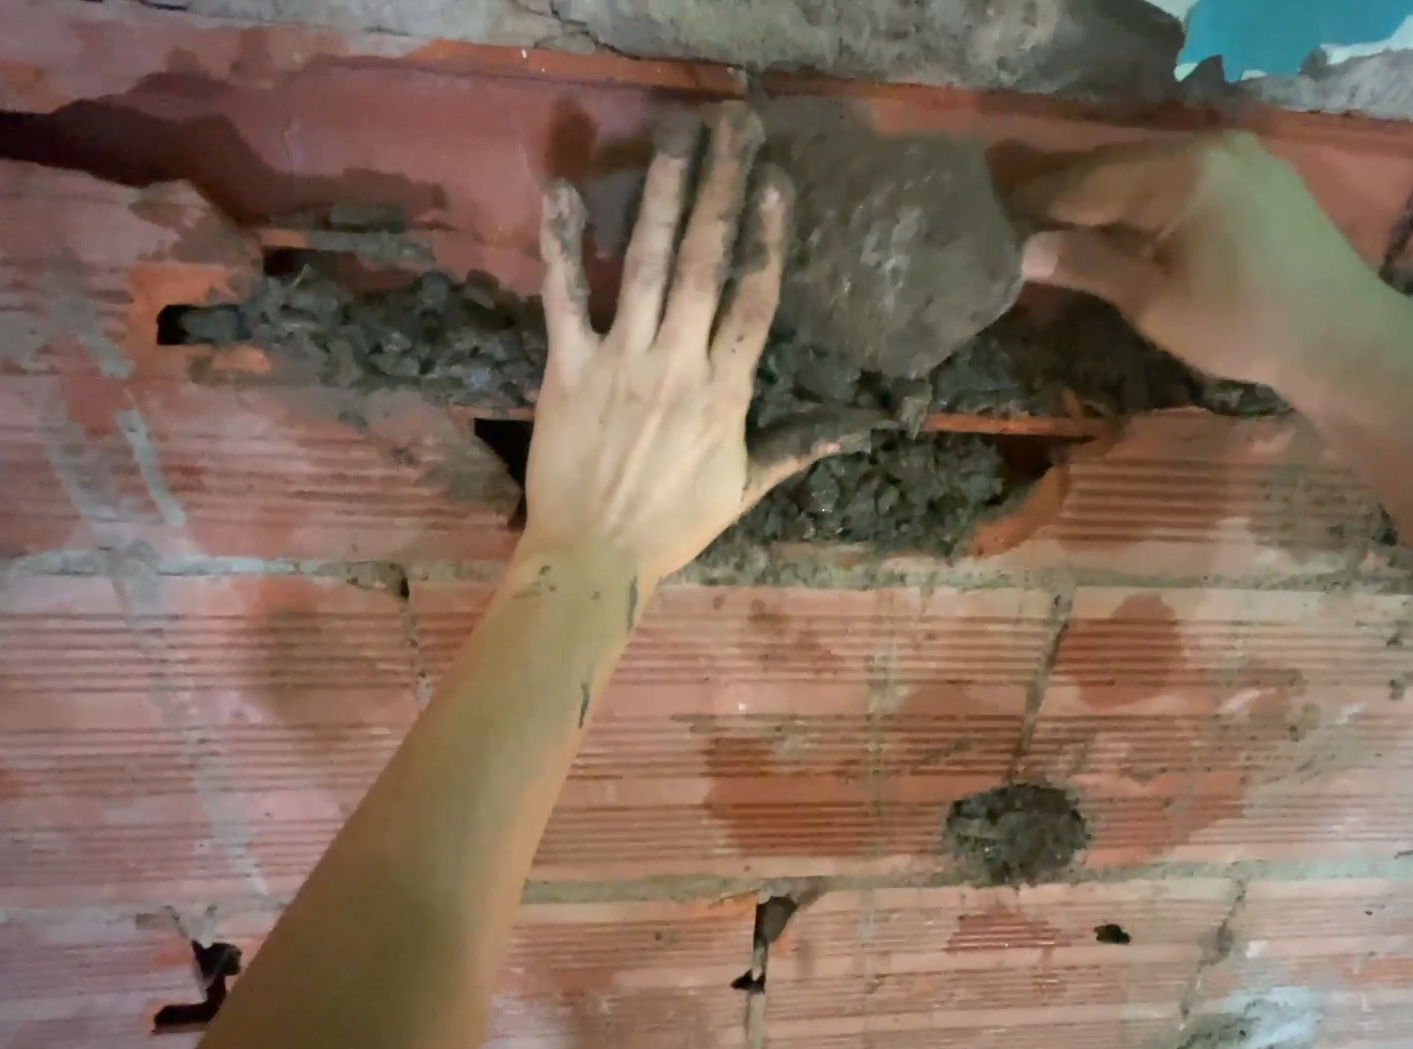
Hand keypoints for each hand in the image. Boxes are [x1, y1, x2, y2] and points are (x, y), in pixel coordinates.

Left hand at [520, 104, 828, 582]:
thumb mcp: (743, 491)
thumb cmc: (673, 526)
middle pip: (703, 266)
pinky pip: (562, 297)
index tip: (777, 186)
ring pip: (643, 267)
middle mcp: (676, 365)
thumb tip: (853, 430)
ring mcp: (620, 362)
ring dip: (660, 198)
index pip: (753, 304)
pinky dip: (559, 244)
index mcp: (724, 395)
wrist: (594, 555)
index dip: (767, 242)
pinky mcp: (567, 368)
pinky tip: (561, 190)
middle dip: (722, 193)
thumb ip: (794, 450)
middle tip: (734, 129)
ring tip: (675, 140)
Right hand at [1017, 132, 1410, 397]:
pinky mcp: (1251, 173)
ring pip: (1142, 168)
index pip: (1084, 183)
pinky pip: (1175, 175)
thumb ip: (1088, 266)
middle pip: (1111, 166)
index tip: (990, 220)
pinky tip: (1111, 219)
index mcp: (1180, 174)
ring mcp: (1235, 154)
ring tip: (1048, 221)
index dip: (1033, 203)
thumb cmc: (1240, 326)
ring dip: (1095, 194)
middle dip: (1058, 193)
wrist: (1341, 335)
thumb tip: (1022, 250)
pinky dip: (1135, 196)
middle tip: (1008, 215)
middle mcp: (1207, 146)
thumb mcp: (1153, 302)